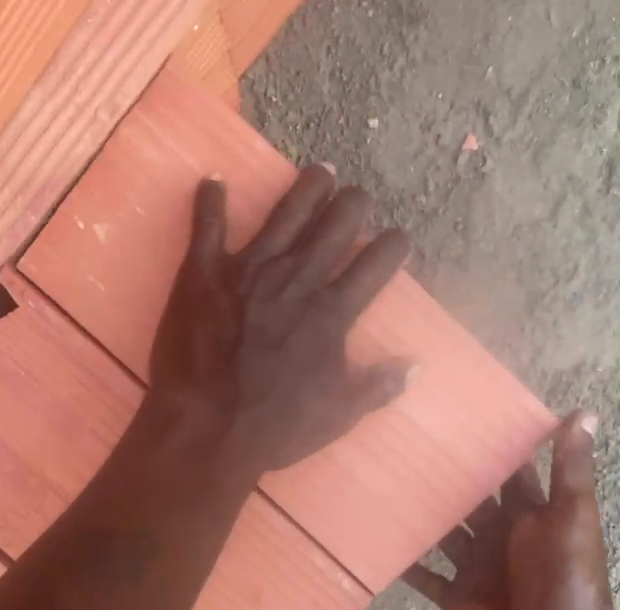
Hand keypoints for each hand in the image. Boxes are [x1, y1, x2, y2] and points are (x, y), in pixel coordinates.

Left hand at [146, 166, 412, 479]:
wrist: (206, 428)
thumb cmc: (275, 428)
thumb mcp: (338, 415)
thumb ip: (377, 387)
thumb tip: (416, 367)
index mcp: (333, 311)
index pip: (378, 262)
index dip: (394, 246)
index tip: (398, 241)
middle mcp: (297, 278)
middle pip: (338, 222)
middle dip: (355, 204)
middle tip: (356, 199)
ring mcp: (249, 270)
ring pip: (286, 210)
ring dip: (307, 187)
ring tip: (319, 172)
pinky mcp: (203, 273)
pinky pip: (207, 226)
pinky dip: (210, 201)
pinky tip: (213, 180)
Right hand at [403, 412, 619, 609]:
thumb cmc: (566, 579)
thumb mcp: (573, 517)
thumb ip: (570, 469)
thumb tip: (583, 410)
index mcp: (528, 513)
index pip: (508, 471)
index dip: (491, 445)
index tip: (460, 412)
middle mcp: (498, 535)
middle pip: (469, 499)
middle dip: (445, 476)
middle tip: (405, 442)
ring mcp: (474, 566)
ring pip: (442, 533)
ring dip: (421, 515)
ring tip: (382, 485)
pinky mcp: (455, 595)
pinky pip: (425, 577)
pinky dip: (405, 565)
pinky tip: (376, 545)